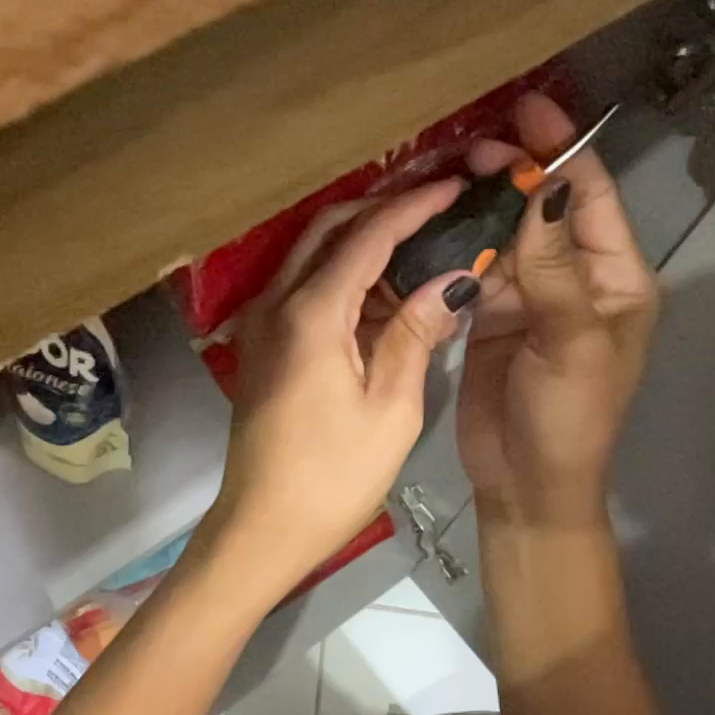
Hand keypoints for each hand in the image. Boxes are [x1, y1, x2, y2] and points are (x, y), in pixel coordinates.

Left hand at [206, 180, 474, 589]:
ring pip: (311, 257)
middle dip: (382, 211)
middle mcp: (274, 305)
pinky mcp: (259, 348)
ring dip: (359, 242)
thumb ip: (416, 333)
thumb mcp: (391, 408)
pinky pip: (300, 291)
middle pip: (329, 230)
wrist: (263, 527)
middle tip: (434, 207)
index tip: (455, 187)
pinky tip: (380, 292)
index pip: (367, 235)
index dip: (414, 206)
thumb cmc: (333, 478)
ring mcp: (259, 326)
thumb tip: (450, 278)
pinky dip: (340, 278)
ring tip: (418, 243)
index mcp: (310, 314)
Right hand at [457, 93, 660, 526]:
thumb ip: (552, 267)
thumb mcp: (569, 341)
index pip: (589, 199)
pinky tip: (432, 226)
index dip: (561, 152)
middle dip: (514, 175)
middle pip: (543, 211)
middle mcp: (574, 281)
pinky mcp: (489, 321)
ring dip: (480, 209)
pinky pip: (475, 273)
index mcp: (615, 280)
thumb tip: (542, 188)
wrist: (526, 484)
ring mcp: (528, 300)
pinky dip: (457, 249)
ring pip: (505, 239)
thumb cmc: (567, 418)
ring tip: (444, 176)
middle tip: (471, 147)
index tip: (528, 110)